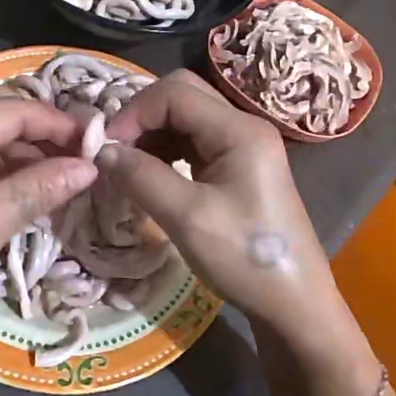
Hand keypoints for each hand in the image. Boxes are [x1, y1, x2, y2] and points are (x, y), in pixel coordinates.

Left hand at [0, 98, 97, 342]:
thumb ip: (37, 190)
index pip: (17, 110)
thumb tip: (89, 166)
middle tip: (84, 162)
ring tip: (62, 180)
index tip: (99, 147)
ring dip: (25, 153)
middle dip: (46, 135)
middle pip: (2, 115)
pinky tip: (24, 191)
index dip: (61, 125)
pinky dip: (1, 169)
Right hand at [98, 71, 339, 334]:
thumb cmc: (244, 258)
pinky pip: (195, 142)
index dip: (134, 113)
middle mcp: (244, 126)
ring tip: (127, 167)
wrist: (293, 302)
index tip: (105, 148)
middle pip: (182, 96)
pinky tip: (150, 175)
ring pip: (186, 118)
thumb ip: (142, 177)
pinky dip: (167, 151)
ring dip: (152, 135)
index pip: (175, 93)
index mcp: (239, 130)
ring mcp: (243, 145)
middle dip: (142, 118)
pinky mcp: (238, 166)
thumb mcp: (187, 218)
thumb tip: (102, 151)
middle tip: (114, 153)